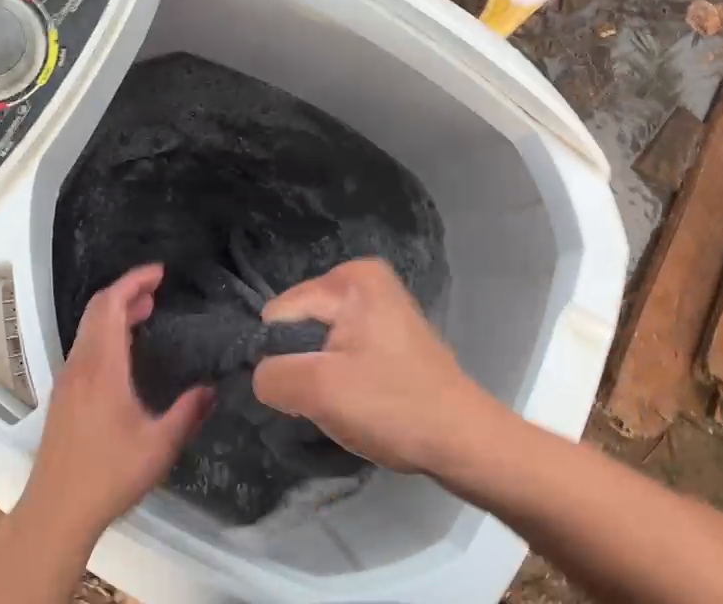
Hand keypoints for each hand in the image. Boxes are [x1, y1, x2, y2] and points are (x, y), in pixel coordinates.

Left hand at [21, 264, 212, 539]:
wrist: (56, 508)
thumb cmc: (109, 474)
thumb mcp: (159, 446)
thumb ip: (187, 413)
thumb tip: (211, 388)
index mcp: (102, 367)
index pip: (112, 305)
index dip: (134, 282)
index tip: (159, 272)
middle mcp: (80, 364)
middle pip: (97, 309)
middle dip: (126, 290)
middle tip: (158, 288)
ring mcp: (68, 378)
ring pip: (88, 327)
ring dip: (115, 311)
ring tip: (146, 311)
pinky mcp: (63, 394)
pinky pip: (84, 345)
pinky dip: (106, 331)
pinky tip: (125, 349)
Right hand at [252, 258, 499, 472]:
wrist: (464, 443)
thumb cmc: (392, 406)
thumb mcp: (319, 391)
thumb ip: (271, 376)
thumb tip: (259, 375)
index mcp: (351, 278)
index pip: (280, 314)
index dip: (278, 354)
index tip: (299, 389)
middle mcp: (365, 279)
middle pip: (300, 324)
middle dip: (300, 362)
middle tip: (321, 398)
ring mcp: (381, 306)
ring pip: (319, 341)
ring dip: (319, 373)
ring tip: (340, 402)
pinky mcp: (390, 335)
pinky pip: (343, 350)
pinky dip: (340, 375)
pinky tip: (357, 400)